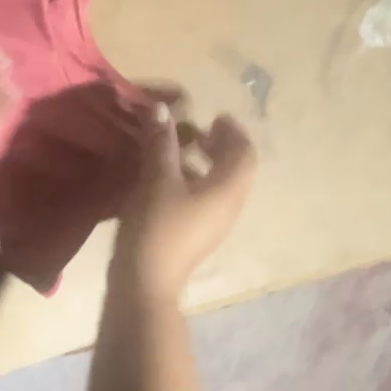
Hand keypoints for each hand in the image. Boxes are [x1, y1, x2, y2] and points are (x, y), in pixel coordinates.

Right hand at [112, 86, 256, 303]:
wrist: (145, 281)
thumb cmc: (156, 227)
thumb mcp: (157, 180)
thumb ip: (161, 143)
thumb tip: (161, 108)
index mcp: (229, 187)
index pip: (244, 151)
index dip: (232, 130)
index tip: (214, 117)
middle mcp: (230, 205)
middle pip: (235, 169)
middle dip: (219, 147)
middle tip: (196, 132)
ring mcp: (215, 224)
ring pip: (220, 186)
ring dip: (205, 166)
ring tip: (179, 156)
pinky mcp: (196, 237)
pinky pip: (205, 202)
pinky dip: (194, 184)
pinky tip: (168, 185)